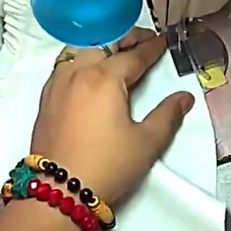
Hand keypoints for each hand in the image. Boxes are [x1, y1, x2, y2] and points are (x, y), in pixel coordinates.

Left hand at [31, 28, 193, 207]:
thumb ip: (168, 115)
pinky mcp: (46, 99)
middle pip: (104, 44)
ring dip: (101, 46)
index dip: (152, 47)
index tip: (164, 41)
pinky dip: (80, 59)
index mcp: (105, 79)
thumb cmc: (106, 166)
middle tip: (144, 40)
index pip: (134, 56)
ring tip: (116, 52)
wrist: (59, 191)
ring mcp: (58, 85)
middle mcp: (78, 73)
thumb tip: (184, 98)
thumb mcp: (146, 143)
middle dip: (126, 39)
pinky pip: (64, 66)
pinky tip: (87, 71)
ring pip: (80, 51)